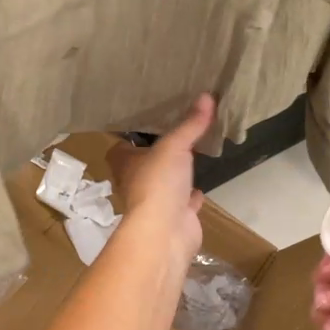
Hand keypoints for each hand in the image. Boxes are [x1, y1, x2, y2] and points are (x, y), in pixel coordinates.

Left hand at [107, 94, 213, 264]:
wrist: (165, 233)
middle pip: (144, 163)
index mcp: (124, 163)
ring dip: (174, 174)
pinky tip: (199, 189)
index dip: (133, 135)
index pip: (122, 145)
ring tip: (191, 155)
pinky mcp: (173, 218)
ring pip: (164, 183)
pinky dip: (190, 197)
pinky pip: (182, 203)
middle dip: (157, 154)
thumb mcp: (174, 146)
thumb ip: (189, 124)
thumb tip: (207, 96)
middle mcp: (135, 182)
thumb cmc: (158, 183)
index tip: (150, 122)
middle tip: (176, 134)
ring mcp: (154, 202)